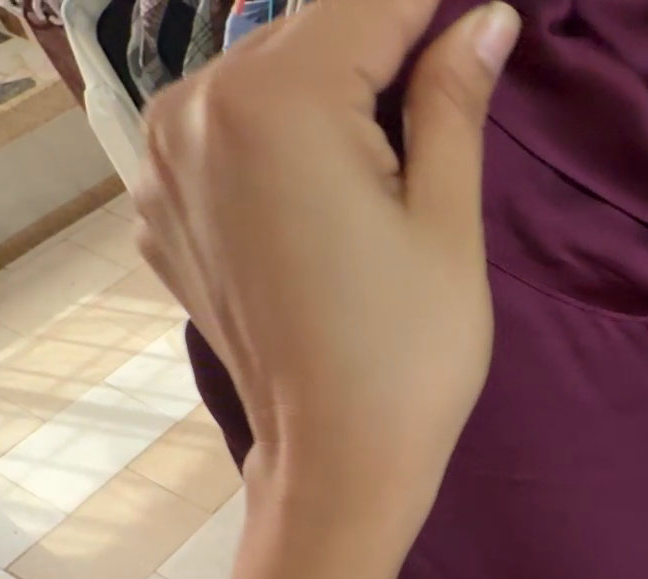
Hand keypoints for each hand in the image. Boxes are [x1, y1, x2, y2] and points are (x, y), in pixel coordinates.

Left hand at [134, 0, 520, 548]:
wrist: (340, 463)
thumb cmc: (415, 353)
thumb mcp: (450, 226)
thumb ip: (454, 106)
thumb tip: (487, 20)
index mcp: (278, 104)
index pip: (365, 1)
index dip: (431, 6)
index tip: (479, 19)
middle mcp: (193, 109)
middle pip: (303, 34)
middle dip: (380, 50)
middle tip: (444, 100)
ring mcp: (161, 164)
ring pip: (260, 84)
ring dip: (329, 97)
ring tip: (384, 167)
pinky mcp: (161, 214)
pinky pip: (224, 140)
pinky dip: (279, 145)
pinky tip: (322, 208)